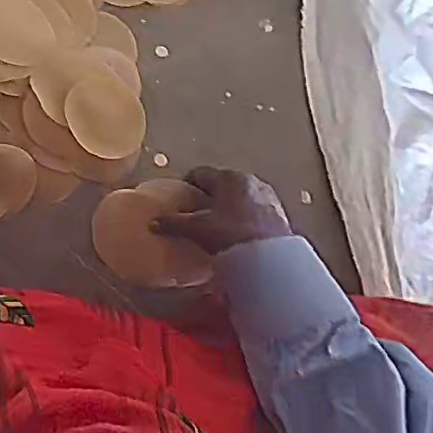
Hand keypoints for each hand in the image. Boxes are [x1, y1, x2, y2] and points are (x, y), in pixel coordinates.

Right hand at [151, 167, 292, 254]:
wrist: (272, 259)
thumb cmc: (231, 233)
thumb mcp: (197, 229)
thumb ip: (174, 223)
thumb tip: (153, 223)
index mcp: (227, 176)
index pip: (199, 173)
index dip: (187, 185)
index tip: (180, 197)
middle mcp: (248, 179)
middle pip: (221, 184)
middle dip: (208, 196)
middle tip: (196, 213)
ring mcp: (267, 196)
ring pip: (239, 197)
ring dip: (228, 207)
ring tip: (217, 225)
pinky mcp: (279, 213)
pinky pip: (254, 210)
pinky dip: (243, 217)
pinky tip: (237, 234)